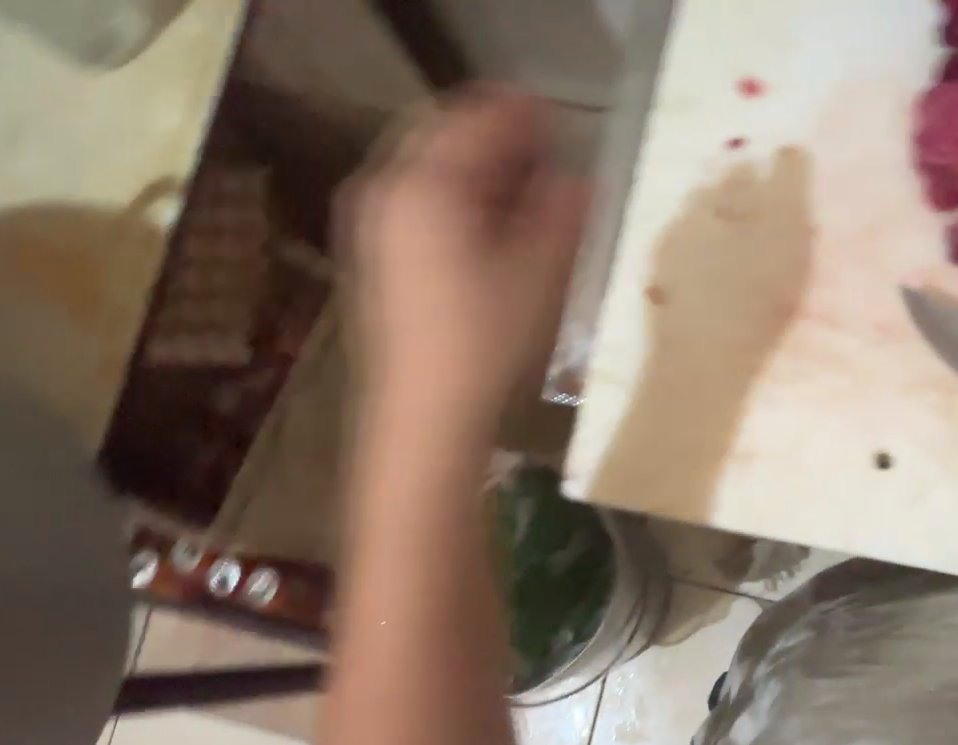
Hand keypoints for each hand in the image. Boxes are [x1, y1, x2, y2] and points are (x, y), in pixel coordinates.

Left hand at [348, 90, 589, 445]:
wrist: (425, 415)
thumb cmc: (485, 342)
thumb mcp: (537, 273)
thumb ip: (562, 214)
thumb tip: (581, 180)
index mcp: (424, 184)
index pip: (476, 119)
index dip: (523, 116)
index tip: (561, 121)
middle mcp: (389, 191)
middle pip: (448, 140)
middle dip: (502, 145)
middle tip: (550, 159)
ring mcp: (376, 226)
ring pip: (434, 174)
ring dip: (483, 175)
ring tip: (530, 196)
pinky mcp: (379, 258)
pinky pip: (422, 206)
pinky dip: (461, 203)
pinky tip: (494, 232)